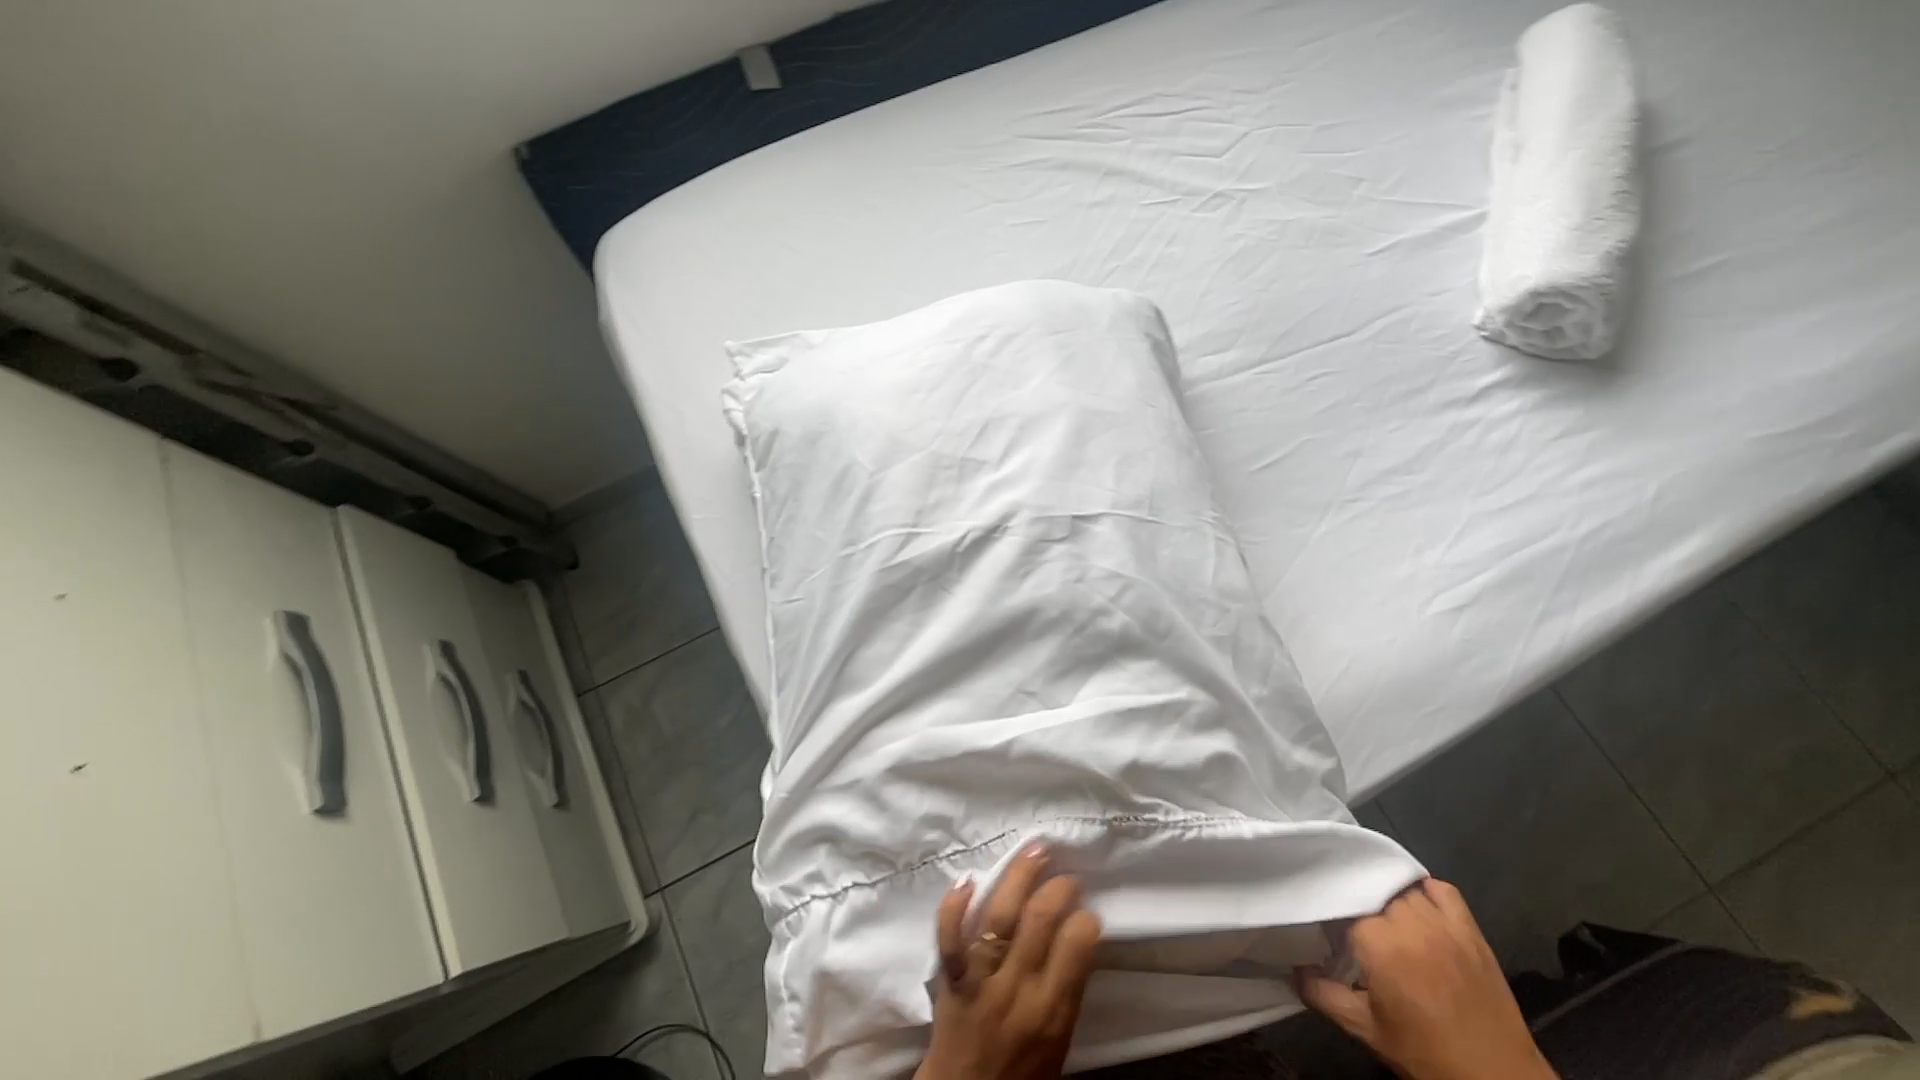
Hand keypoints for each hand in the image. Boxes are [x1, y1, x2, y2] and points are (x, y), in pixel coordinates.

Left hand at [917, 844, 1102, 1079]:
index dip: (1086, 918)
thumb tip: (1080, 934)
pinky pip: (948, 937)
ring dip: (1018, 876)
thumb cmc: (1023, 1071)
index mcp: (1052, 1009)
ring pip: (998, 916)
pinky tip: (968, 878)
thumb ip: (1068, 988)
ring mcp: (980, 981)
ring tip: (1034, 849)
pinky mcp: (950, 979)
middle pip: (1039, 919)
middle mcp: (1017, 989)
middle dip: (1057, 886)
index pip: (1077, 944)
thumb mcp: (1061, 1037)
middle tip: (1066, 873)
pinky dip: (955, 906)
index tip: (1087, 908)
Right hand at [1297, 878, 1556, 1079]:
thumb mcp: (1364, 1029)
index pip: (1343, 908)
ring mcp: (1445, 924)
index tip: (1327, 935)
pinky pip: (1444, 891)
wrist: (1494, 1076)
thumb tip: (1295, 970)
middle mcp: (1411, 923)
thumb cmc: (1423, 1052)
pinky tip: (1416, 905)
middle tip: (1352, 929)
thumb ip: (1322, 994)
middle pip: (1373, 894)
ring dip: (1388, 900)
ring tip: (1382, 920)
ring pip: (1404, 890)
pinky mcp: (1471, 931)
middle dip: (1359, 908)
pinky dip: (1425, 890)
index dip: (1332, 920)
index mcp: (1379, 944)